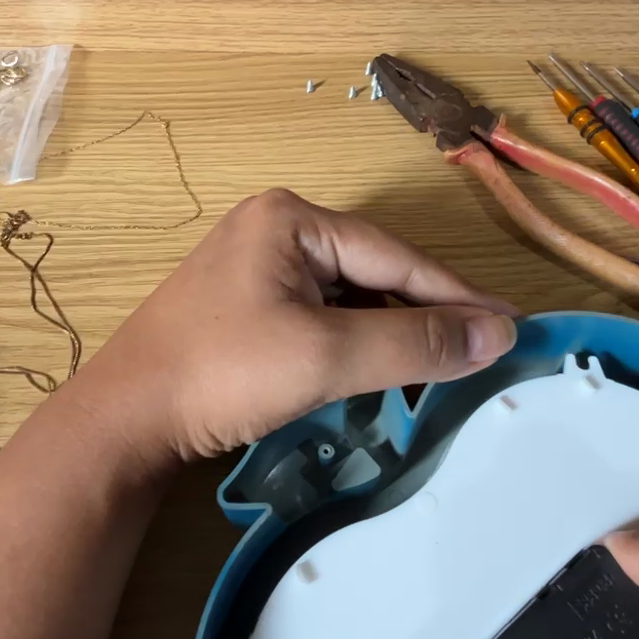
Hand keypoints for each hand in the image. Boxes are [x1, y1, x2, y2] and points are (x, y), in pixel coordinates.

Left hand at [72, 189, 518, 461]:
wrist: (126, 419)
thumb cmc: (222, 375)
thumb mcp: (325, 356)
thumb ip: (413, 342)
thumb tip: (499, 334)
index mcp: (291, 219)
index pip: (395, 255)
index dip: (457, 295)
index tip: (512, 327)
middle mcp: (276, 228)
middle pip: (373, 270)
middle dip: (423, 313)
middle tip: (480, 354)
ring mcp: (257, 263)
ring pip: (348, 295)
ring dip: (390, 330)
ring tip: (439, 366)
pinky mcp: (246, 301)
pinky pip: (319, 312)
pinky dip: (353, 340)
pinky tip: (376, 367)